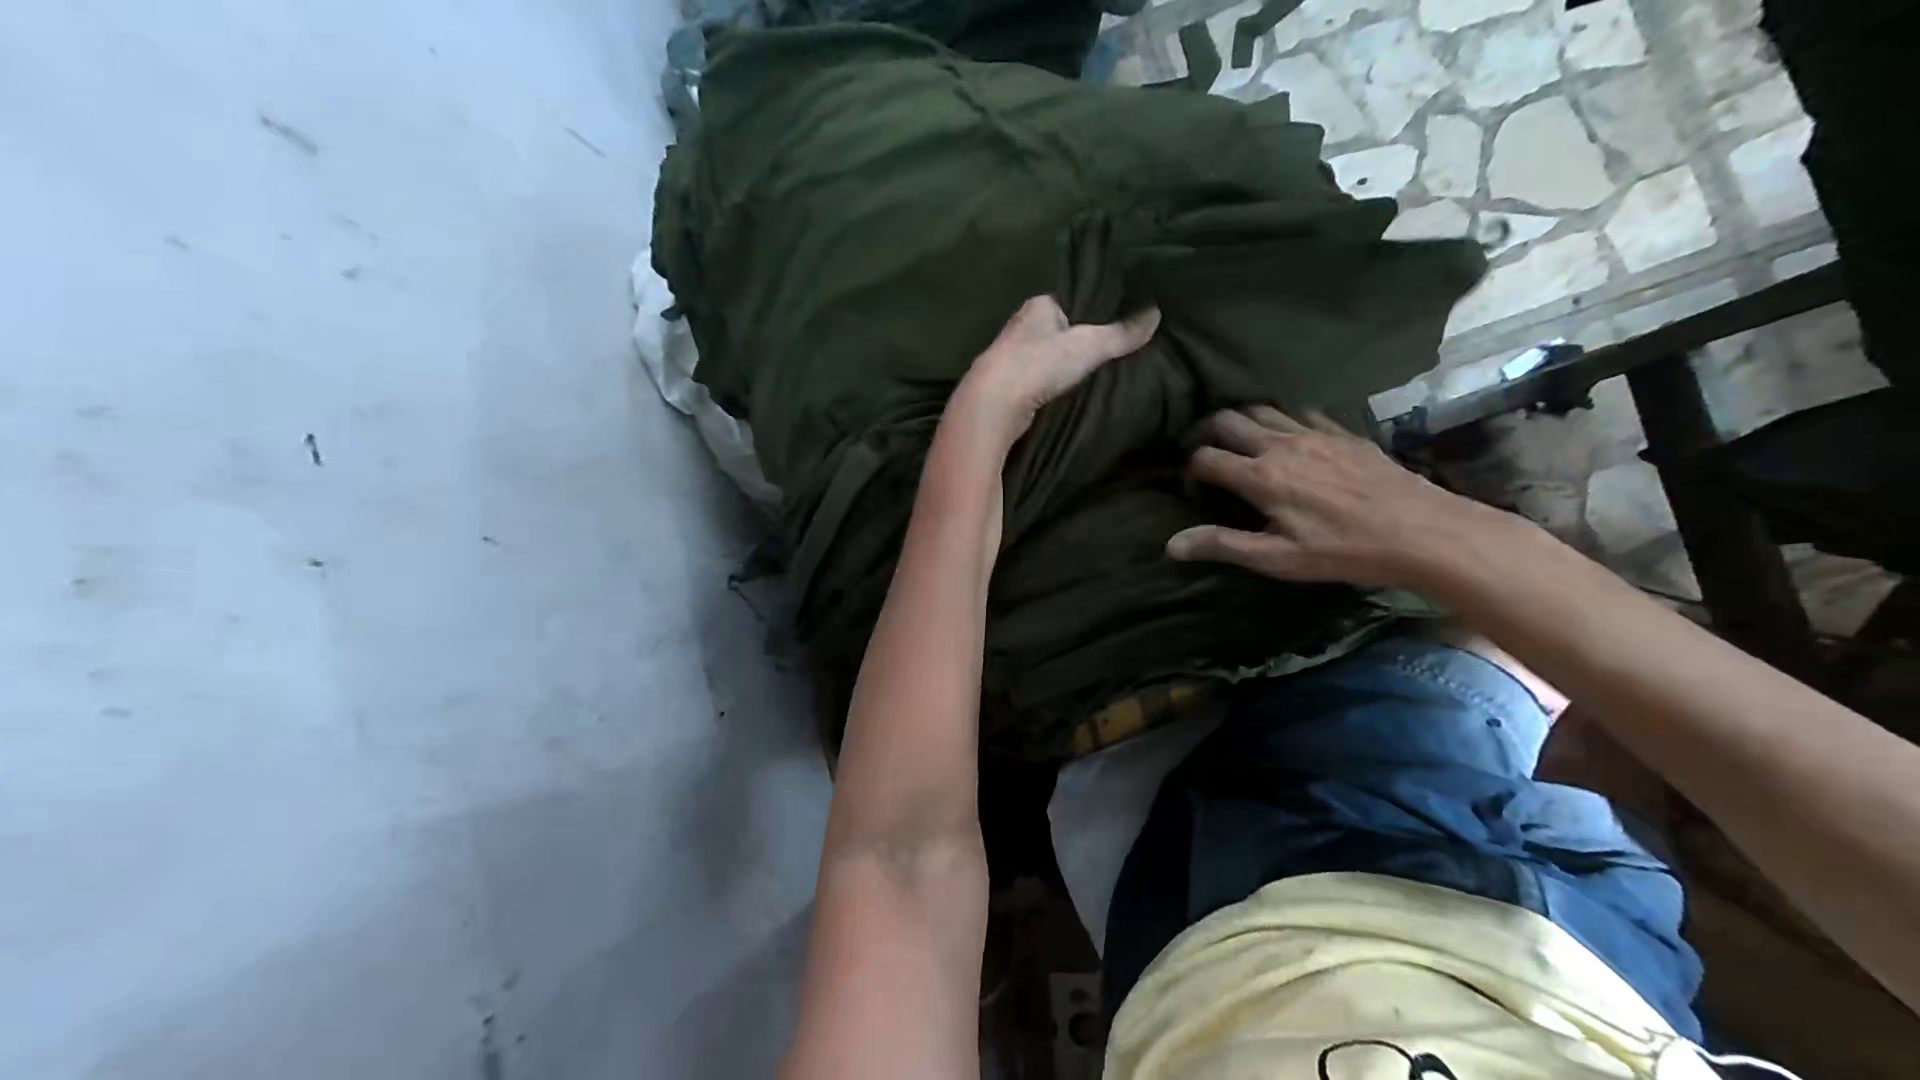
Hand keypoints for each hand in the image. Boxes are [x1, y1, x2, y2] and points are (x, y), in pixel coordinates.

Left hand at [950, 295, 1160, 444]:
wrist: (993, 404)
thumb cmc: (1039, 364)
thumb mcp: (1089, 344)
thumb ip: (1122, 332)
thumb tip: (1156, 313)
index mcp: (1039, 304)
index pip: (1072, 300)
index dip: (1095, 310)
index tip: (1118, 322)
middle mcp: (1022, 325)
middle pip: (1060, 329)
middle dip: (1081, 339)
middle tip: (1114, 351)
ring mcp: (1012, 356)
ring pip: (1048, 356)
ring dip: (1065, 365)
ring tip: (1096, 373)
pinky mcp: (1008, 384)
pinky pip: (1039, 379)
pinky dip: (1053, 384)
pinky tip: (1069, 393)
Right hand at [1166, 406, 1524, 588]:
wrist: (1420, 531)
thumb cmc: (1342, 551)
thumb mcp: (1277, 558)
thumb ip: (1222, 544)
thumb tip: (1170, 544)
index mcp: (1260, 477)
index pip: (1205, 457)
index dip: (1188, 468)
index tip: (1191, 485)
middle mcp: (1280, 444)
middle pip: (1227, 419)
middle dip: (1204, 431)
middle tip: (1201, 450)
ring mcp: (1313, 432)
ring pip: (1261, 408)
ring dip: (1240, 419)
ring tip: (1237, 439)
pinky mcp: (1340, 431)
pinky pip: (1299, 410)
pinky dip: (1280, 417)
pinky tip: (1286, 435)